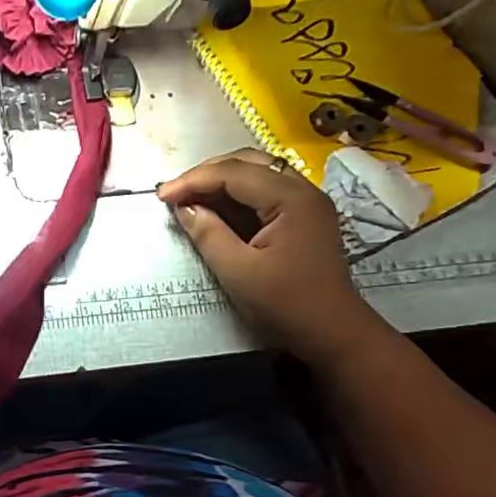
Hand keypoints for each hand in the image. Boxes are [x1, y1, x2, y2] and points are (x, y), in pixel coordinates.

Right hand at [158, 149, 380, 361]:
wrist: (333, 333)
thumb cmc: (286, 305)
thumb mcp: (239, 273)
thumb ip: (208, 234)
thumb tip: (184, 208)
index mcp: (291, 198)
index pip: (234, 172)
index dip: (194, 179)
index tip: (162, 195)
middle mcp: (304, 190)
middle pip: (248, 162)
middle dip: (207, 173)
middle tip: (175, 193)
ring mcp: (307, 202)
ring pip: (258, 173)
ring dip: (222, 181)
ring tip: (190, 199)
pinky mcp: (305, 217)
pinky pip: (267, 192)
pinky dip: (238, 196)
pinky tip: (217, 209)